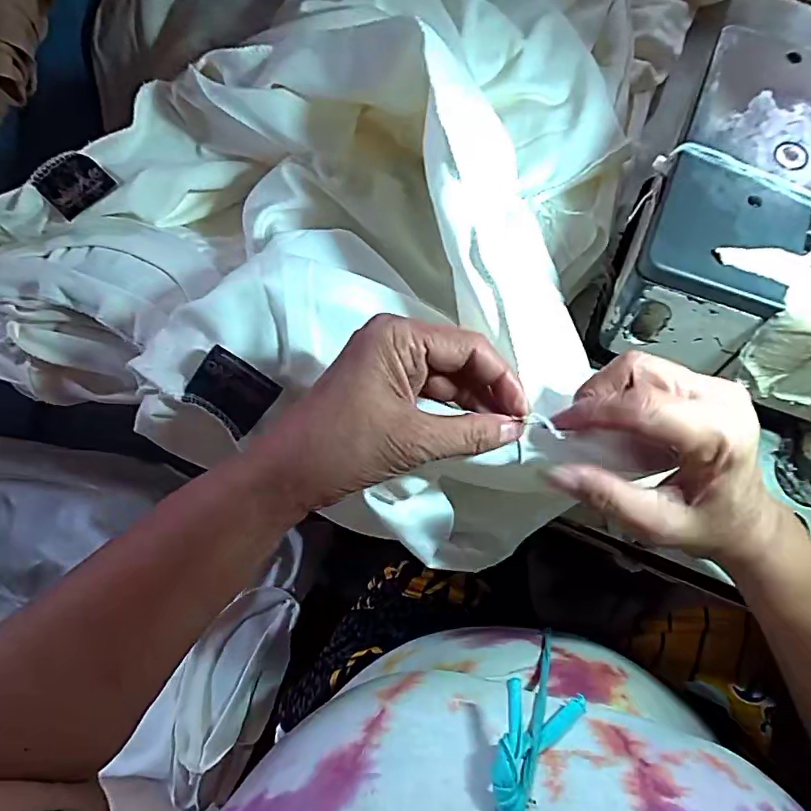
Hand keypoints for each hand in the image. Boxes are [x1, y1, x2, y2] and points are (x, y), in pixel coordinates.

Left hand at [245, 314, 526, 513]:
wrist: (287, 474)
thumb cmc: (345, 447)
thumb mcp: (413, 440)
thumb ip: (469, 432)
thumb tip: (514, 430)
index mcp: (399, 336)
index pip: (468, 346)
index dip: (502, 378)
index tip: (523, 413)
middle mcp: (394, 340)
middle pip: (458, 358)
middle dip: (489, 390)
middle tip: (516, 425)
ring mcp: (386, 363)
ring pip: (444, 377)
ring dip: (472, 402)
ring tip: (501, 431)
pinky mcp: (381, 387)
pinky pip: (426, 392)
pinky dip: (450, 411)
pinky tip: (473, 430)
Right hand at [546, 352, 792, 568]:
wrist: (746, 520)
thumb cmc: (709, 525)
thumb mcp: (656, 524)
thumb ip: (609, 497)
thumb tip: (561, 474)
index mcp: (718, 434)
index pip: (644, 406)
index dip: (595, 411)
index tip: (563, 425)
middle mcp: (721, 400)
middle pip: (639, 371)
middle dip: (598, 396)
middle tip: (579, 430)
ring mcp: (715, 387)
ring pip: (641, 366)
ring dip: (608, 394)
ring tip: (599, 429)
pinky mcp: (704, 385)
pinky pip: (650, 374)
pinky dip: (623, 396)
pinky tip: (623, 426)